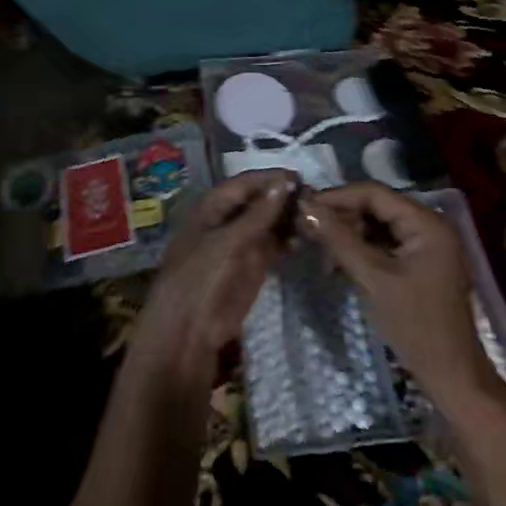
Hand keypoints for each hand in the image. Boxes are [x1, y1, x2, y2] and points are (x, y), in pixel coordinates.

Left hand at [130, 169, 297, 377]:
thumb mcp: (226, 243)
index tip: (301, 177)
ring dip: (289, 218)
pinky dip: (288, 240)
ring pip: (269, 222)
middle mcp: (227, 220)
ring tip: (316, 215)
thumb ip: (256, 215)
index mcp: (211, 208)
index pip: (244, 184)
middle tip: (316, 197)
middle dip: (284, 197)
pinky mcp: (253, 265)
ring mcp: (241, 243)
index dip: (270, 178)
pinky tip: (305, 238)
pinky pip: (273, 244)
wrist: (189, 328)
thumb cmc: (199, 278)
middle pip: (259, 201)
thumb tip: (284, 183)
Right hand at [297, 183, 493, 401]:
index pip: (375, 193)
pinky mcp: (419, 262)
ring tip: (321, 252)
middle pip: (376, 207)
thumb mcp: (373, 278)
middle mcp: (430, 226)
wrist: (449, 372)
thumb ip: (339, 239)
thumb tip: (305, 208)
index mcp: (428, 223)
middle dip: (341, 217)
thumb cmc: (415, 324)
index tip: (303, 208)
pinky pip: (384, 244)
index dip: (337, 197)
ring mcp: (426, 245)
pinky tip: (338, 263)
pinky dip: (360, 249)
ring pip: (377, 225)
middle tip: (308, 231)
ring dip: (348, 235)